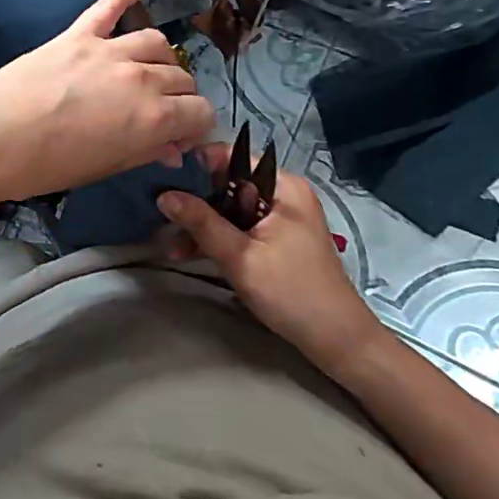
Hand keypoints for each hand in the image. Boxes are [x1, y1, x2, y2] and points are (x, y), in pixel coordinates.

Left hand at [0, 0, 215, 250]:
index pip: (200, 113)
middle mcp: (140, 77)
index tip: (185, 136)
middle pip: (182, 78)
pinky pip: (107, 8)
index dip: (197, 127)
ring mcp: (108, 50)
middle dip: (181, 98)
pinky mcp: (78, 35)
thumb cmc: (46, 166)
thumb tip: (172, 147)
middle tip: (165, 114)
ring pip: (156, 43)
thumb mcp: (104, 168)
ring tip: (152, 73)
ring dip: (162, 59)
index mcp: (153, 117)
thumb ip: (145, 151)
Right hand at [156, 142, 383, 368]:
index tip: (163, 178)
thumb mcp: (240, 257)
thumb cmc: (292, 293)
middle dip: (194, 202)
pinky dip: (217, 238)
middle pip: (228, 184)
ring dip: (201, 225)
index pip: (232, 157)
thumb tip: (164, 195)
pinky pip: (239, 227)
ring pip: (230, 209)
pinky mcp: (276, 240)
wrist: (337, 341)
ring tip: (168, 244)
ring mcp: (280, 218)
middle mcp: (282, 194)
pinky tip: (188, 253)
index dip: (196, 165)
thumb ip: (201, 223)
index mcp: (282, 186)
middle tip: (160, 215)